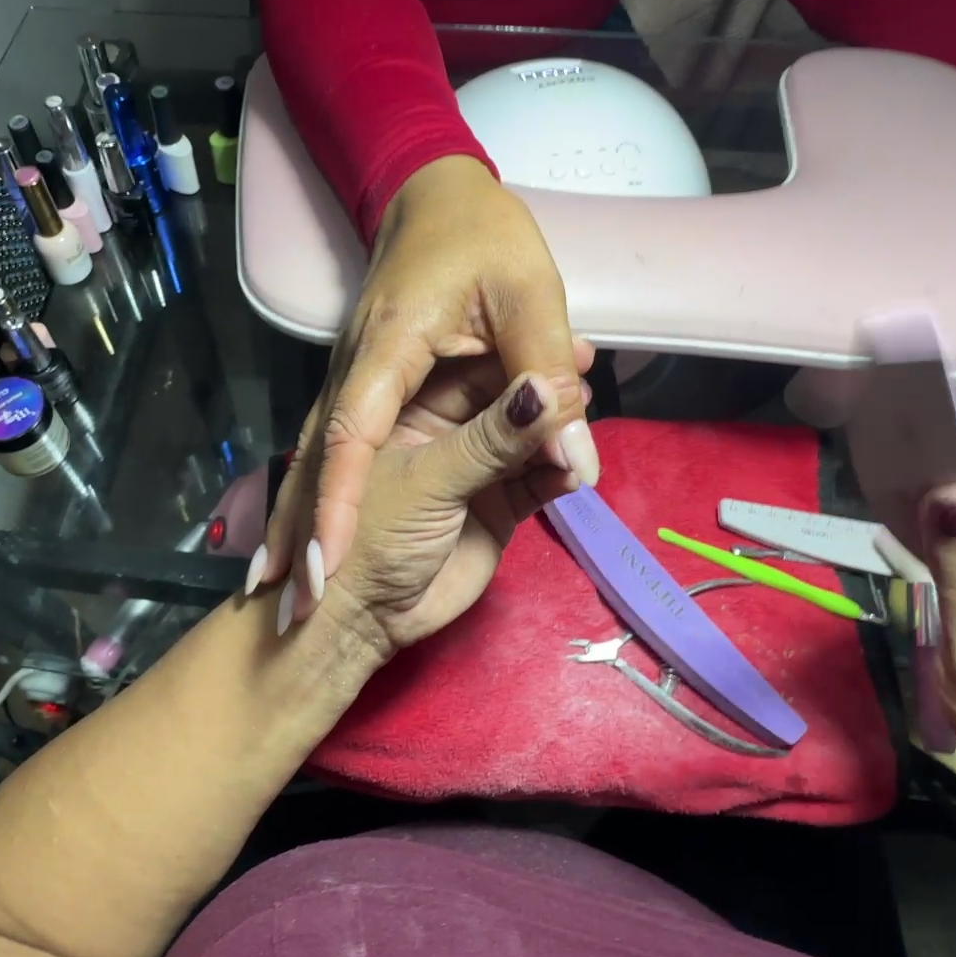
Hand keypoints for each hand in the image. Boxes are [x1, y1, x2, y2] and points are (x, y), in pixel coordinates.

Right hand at [253, 155, 596, 621]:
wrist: (434, 196)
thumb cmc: (478, 236)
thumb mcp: (525, 300)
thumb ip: (546, 377)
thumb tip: (579, 462)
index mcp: (384, 352)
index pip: (348, 440)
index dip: (331, 508)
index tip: (319, 572)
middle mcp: (358, 379)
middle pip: (327, 463)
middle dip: (300, 532)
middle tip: (282, 598)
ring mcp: (362, 390)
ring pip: (334, 463)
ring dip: (301, 522)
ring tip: (271, 589)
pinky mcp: (380, 400)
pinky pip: (357, 451)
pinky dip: (327, 499)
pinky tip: (317, 544)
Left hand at [263, 356, 579, 653]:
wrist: (367, 618)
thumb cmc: (375, 538)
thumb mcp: (429, 480)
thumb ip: (490, 439)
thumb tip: (547, 386)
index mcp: (407, 407)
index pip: (466, 367)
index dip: (511, 352)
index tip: (560, 338)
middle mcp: (442, 428)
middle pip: (502, 398)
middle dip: (543, 390)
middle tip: (587, 369)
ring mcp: (472, 467)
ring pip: (524, 439)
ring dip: (556, 434)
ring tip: (588, 424)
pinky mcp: (496, 504)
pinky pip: (535, 481)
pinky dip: (556, 476)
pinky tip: (577, 472)